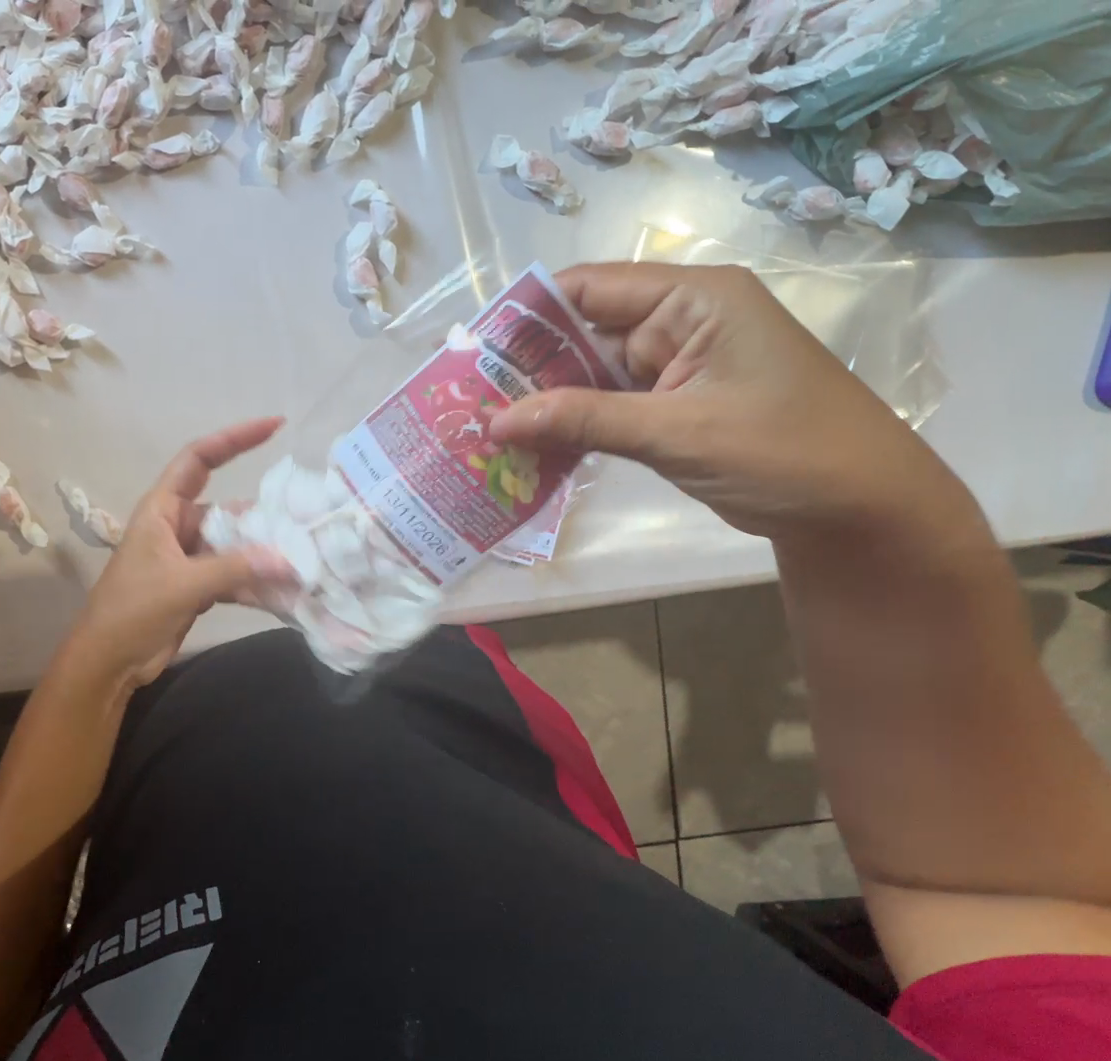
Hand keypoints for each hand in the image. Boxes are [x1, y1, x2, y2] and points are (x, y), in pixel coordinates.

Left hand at [63, 418, 296, 689]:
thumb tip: (287, 558)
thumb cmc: (132, 610)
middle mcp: (176, 527)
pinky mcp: (195, 587)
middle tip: (307, 524)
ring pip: (234, 547)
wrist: (108, 661)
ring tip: (305, 563)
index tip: (275, 426)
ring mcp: (187, 558)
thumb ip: (235, 569)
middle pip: (227, 509)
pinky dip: (255, 584)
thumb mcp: (183, 585)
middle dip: (263, 519)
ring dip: (263, 557)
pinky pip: (233, 576)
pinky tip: (286, 594)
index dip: (234, 439)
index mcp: (162, 510)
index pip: (199, 459)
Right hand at [490, 262, 968, 543]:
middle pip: (581, 330)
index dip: (526, 315)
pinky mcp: (668, 405)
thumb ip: (582, 419)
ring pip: (586, 372)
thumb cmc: (784, 451)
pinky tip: (525, 445)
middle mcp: (678, 321)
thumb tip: (495, 422)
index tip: (469, 351)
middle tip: (464, 397)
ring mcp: (672, 365)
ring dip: (541, 399)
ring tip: (481, 424)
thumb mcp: (676, 432)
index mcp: (694, 300)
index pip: (589, 288)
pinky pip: (602, 405)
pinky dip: (567, 424)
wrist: (858, 510)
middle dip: (525, 364)